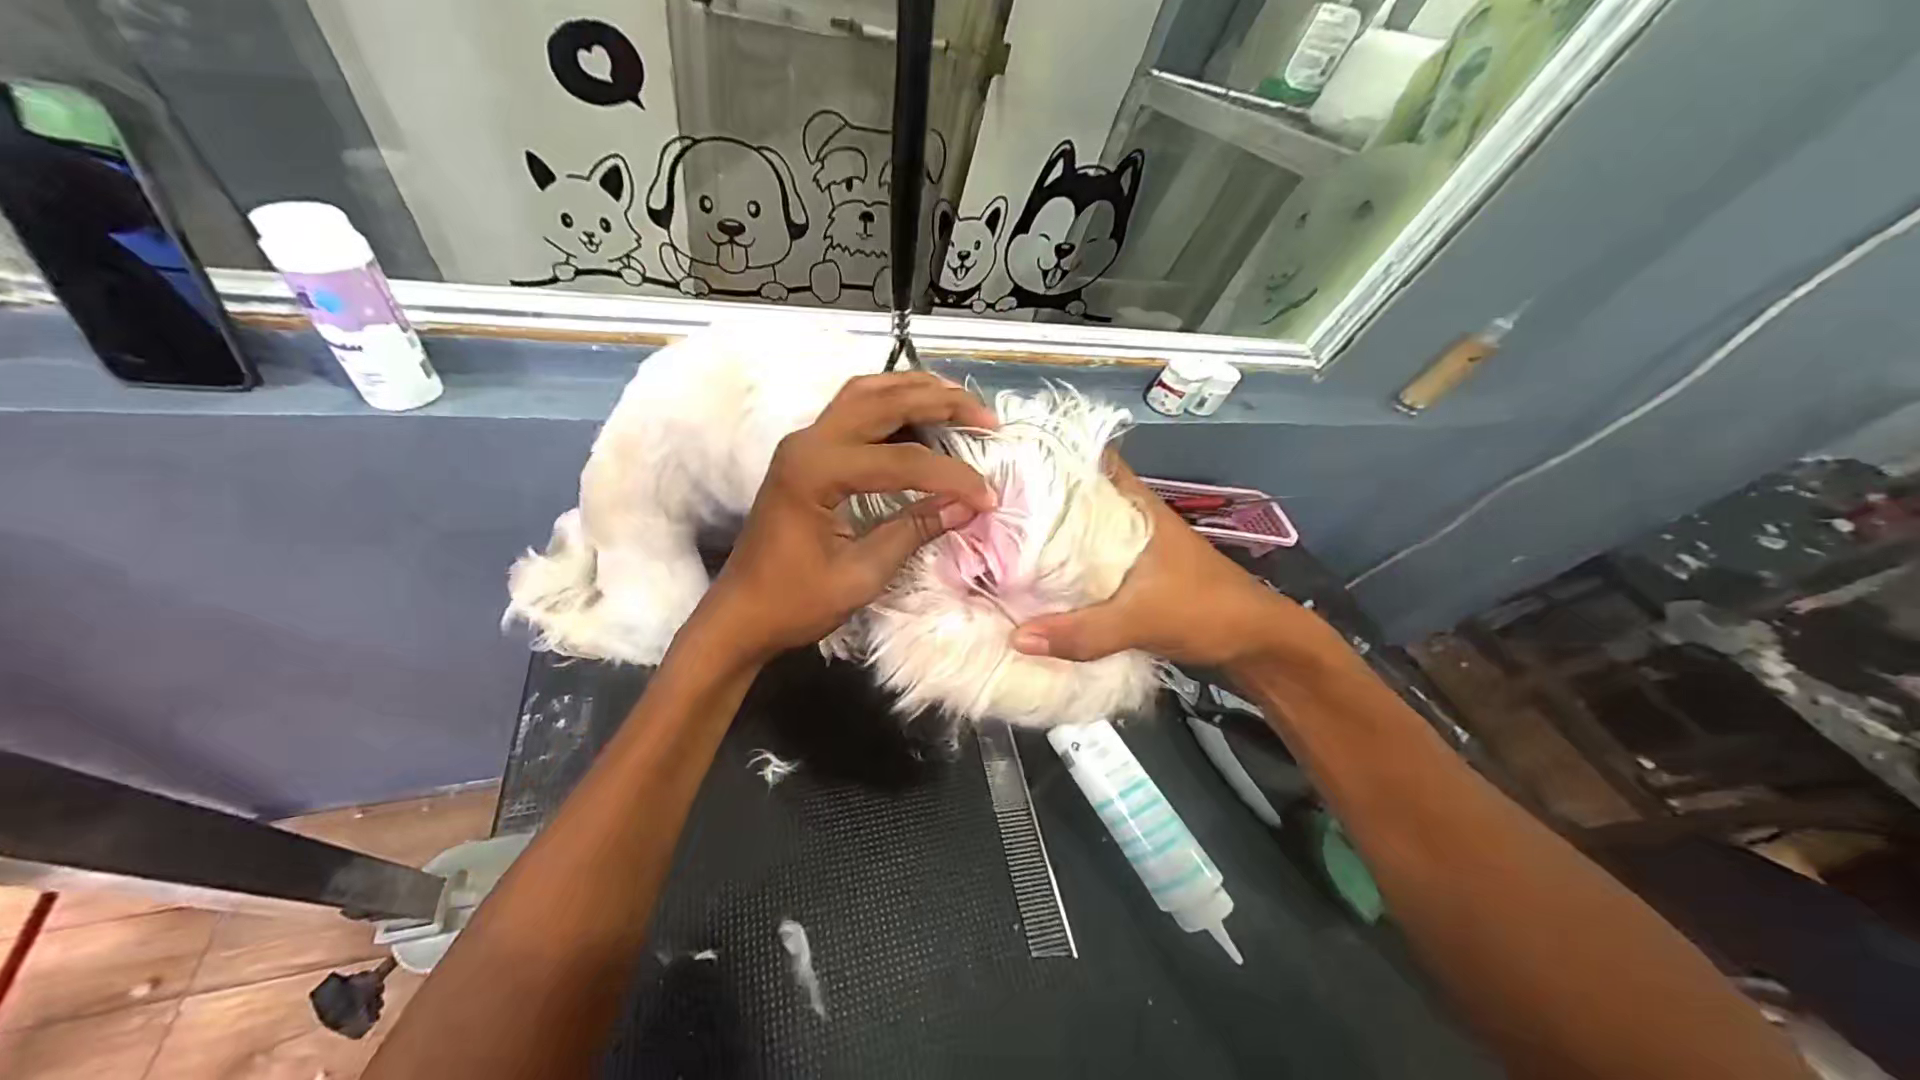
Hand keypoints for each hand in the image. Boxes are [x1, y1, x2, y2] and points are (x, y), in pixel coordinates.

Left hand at [698, 372, 998, 661]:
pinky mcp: (806, 453)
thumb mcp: (862, 574)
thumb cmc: (794, 603)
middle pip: (884, 401)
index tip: (988, 498)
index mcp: (816, 471)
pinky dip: (892, 405)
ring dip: (915, 392)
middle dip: (942, 404)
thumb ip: (914, 531)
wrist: (741, 614)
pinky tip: (921, 418)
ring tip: (960, 403)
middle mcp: (807, 442)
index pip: (902, 461)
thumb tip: (967, 506)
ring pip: (866, 394)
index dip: (952, 476)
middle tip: (987, 419)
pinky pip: (854, 410)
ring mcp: (804, 442)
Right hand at [1010, 460, 1338, 668]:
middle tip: (986, 507)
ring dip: (1046, 537)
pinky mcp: (1131, 578)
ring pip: (1079, 532)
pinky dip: (1061, 569)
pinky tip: (1032, 581)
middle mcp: (1131, 519)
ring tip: (997, 540)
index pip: (1092, 461)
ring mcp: (1131, 548)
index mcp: (1137, 507)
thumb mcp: (1142, 619)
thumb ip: (1083, 631)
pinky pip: (1085, 565)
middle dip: (1034, 500)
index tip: (1004, 459)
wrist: (1256, 646)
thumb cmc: (1206, 611)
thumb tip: (1017, 638)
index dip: (1050, 454)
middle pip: (1076, 497)